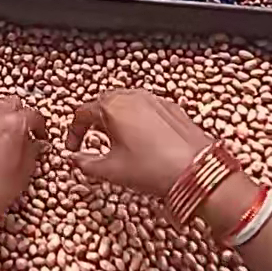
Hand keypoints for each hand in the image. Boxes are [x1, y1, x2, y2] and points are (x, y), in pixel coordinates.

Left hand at [0, 95, 46, 212]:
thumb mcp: (25, 171)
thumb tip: (36, 142)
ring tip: (4, 138)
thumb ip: (33, 150)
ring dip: (1, 119)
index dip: (40, 125)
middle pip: (11, 103)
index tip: (40, 135)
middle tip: (23, 132)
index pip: (33, 114)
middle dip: (19, 114)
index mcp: (13, 124)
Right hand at [64, 88, 213, 196]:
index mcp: (112, 108)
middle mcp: (132, 97)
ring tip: (116, 140)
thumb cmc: (154, 169)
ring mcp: (154, 100)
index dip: (73, 132)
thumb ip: (85, 162)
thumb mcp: (110, 170)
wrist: (197, 172)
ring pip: (126, 102)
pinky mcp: (173, 109)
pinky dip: (138, 119)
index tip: (74, 147)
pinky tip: (142, 140)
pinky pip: (147, 108)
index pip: (81, 114)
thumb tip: (75, 159)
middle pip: (103, 103)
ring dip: (116, 118)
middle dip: (94, 121)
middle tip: (92, 140)